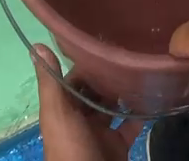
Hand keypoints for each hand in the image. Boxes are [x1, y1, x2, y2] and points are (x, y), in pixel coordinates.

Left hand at [31, 45, 142, 160]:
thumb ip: (51, 83)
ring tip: (143, 65)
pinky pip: (132, 124)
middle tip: (131, 47)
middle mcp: (82, 119)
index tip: (105, 38)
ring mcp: (102, 132)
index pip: (74, 78)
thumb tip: (37, 44)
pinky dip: (141, 111)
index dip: (87, 60)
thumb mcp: (57, 115)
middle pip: (95, 90)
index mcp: (64, 111)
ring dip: (125, 90)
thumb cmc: (71, 149)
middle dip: (109, 73)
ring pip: (114, 105)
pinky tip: (152, 94)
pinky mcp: (119, 145)